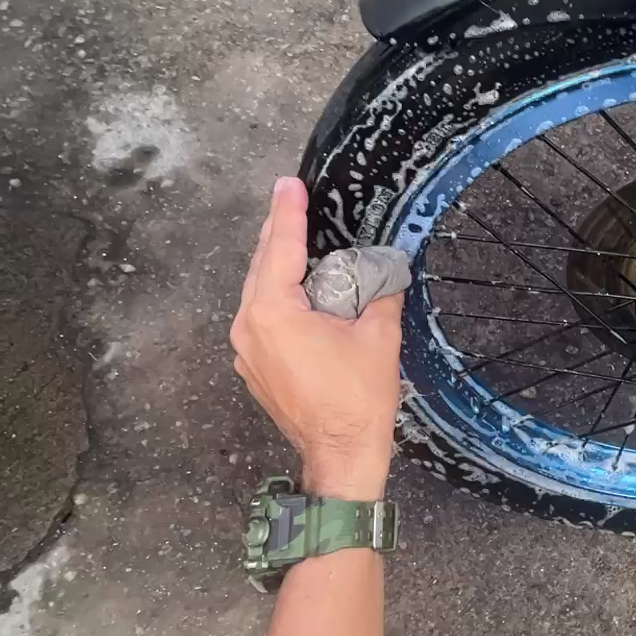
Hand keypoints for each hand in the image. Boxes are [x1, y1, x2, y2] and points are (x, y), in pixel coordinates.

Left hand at [230, 177, 402, 499]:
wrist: (342, 452)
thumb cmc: (359, 396)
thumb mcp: (379, 338)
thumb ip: (380, 296)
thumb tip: (388, 274)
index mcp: (273, 312)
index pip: (279, 250)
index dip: (287, 213)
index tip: (288, 183)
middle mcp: (247, 326)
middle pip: (262, 268)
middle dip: (280, 236)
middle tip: (294, 204)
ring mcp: (246, 350)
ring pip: (261, 295)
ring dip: (283, 270)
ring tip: (306, 250)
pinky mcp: (256, 367)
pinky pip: (265, 320)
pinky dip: (283, 301)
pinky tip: (307, 300)